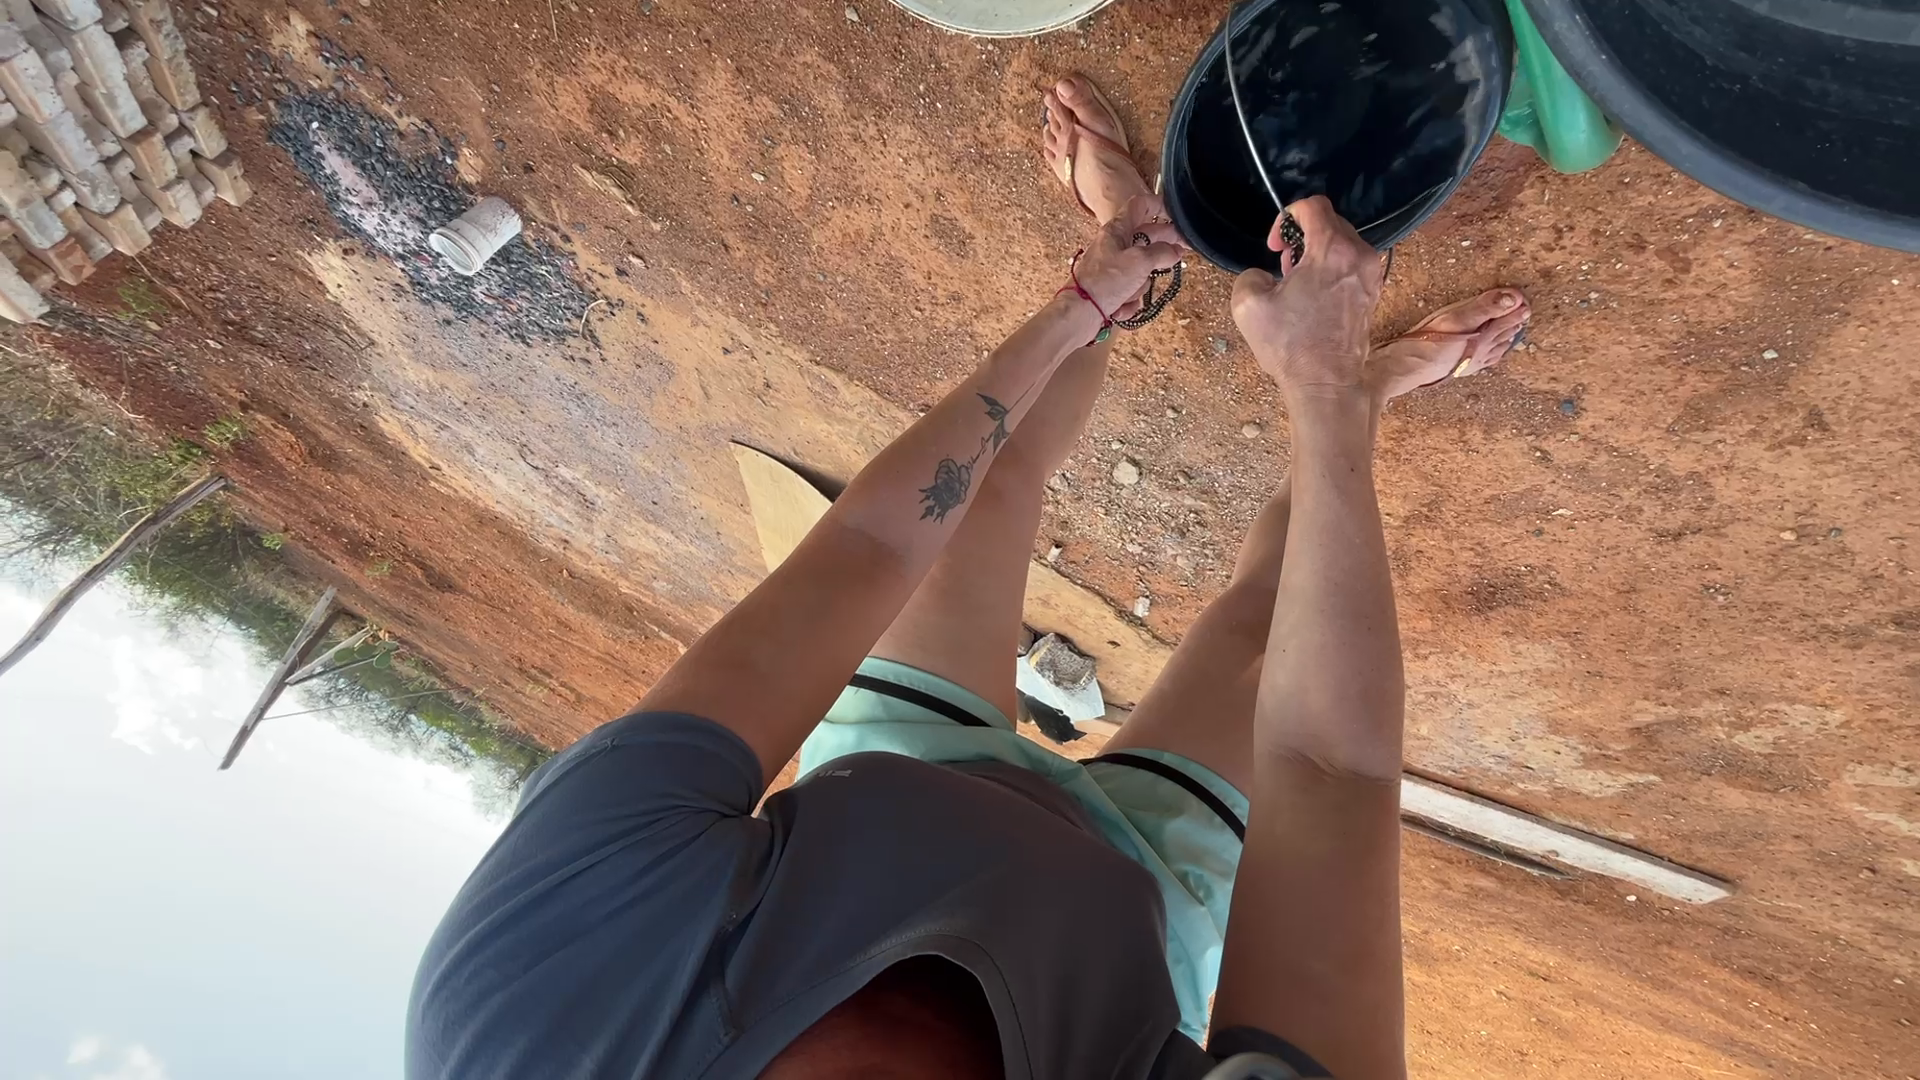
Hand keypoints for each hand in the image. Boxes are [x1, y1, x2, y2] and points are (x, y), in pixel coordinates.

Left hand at [1071, 194, 1187, 319]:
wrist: (1078, 315)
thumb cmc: (1104, 283)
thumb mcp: (1140, 262)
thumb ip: (1162, 253)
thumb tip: (1174, 252)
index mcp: (1117, 230)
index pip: (1141, 206)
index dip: (1160, 206)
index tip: (1177, 216)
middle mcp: (1113, 247)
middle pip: (1146, 239)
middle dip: (1162, 249)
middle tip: (1180, 252)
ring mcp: (1111, 270)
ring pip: (1140, 272)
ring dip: (1139, 286)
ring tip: (1130, 291)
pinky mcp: (1109, 291)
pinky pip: (1129, 293)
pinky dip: (1128, 302)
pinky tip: (1121, 308)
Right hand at [1231, 196, 1382, 396]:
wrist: (1324, 381)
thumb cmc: (1289, 345)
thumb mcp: (1247, 305)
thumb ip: (1249, 275)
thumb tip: (1262, 275)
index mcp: (1331, 250)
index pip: (1313, 206)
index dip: (1286, 217)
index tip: (1274, 245)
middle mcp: (1359, 255)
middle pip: (1331, 223)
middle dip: (1302, 237)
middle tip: (1282, 265)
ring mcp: (1371, 275)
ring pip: (1342, 245)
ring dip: (1316, 255)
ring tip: (1295, 282)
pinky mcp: (1372, 294)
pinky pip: (1350, 266)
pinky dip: (1330, 271)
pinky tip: (1311, 297)